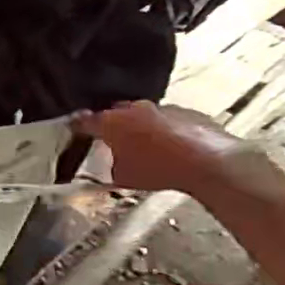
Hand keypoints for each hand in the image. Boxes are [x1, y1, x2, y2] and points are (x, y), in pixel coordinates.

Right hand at [74, 101, 281, 196]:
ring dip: (143, 127)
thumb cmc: (157, 171)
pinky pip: (169, 120)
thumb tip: (114, 160)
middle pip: (117, 113)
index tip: (75, 129)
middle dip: (115, 125)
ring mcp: (162, 107)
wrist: (208, 162)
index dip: (79, 126)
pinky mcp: (187, 112)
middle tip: (117, 142)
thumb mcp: (123, 178)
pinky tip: (175, 148)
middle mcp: (134, 109)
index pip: (86, 121)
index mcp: (111, 123)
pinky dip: (167, 130)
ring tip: (150, 147)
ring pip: (144, 115)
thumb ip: (112, 164)